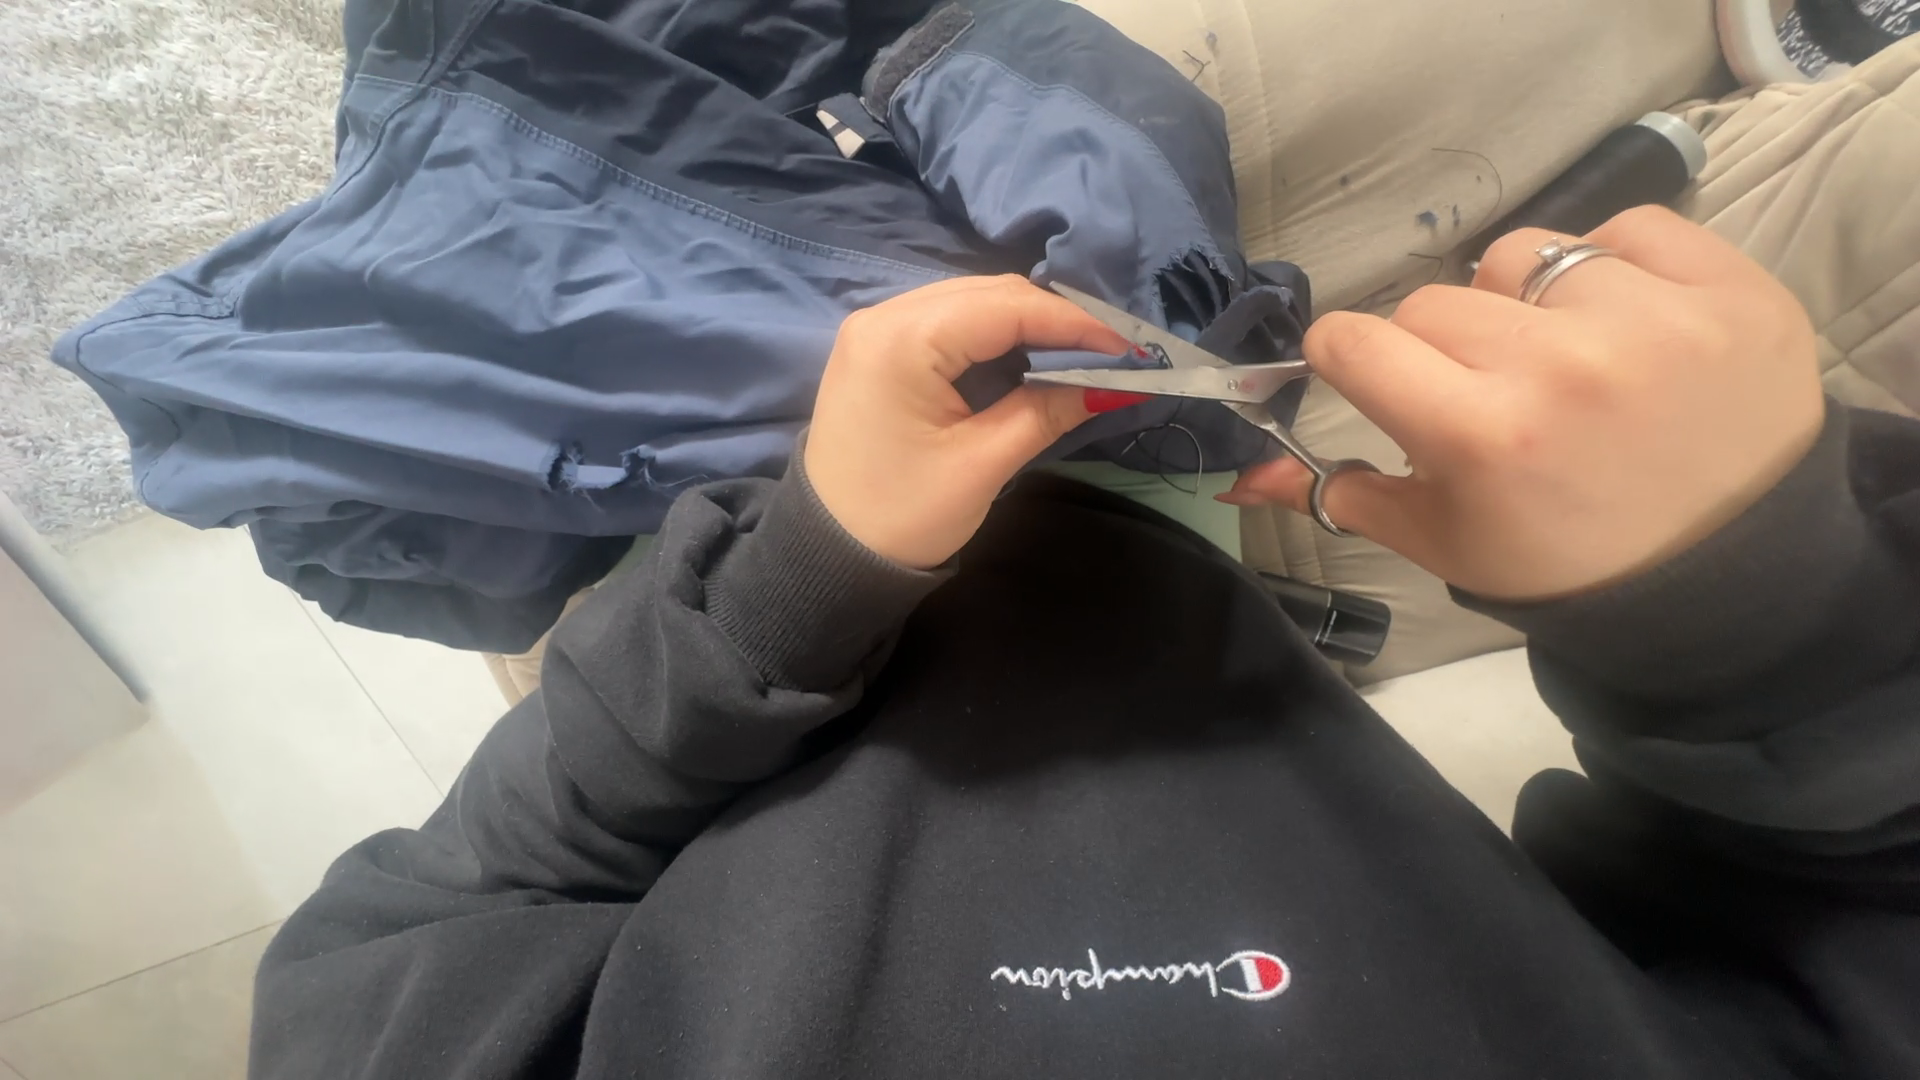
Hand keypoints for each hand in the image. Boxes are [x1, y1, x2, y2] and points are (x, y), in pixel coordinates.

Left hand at [805, 276, 1132, 568]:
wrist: (828, 555)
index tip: (1128, 349)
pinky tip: (1026, 361)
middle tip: (1108, 354)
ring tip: (1077, 358)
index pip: (1005, 307)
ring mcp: (876, 331)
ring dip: (1025, 327)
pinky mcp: (878, 353)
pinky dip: (992, 340)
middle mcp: (883, 316)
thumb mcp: (980, 465)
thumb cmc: (901, 517)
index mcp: (901, 339)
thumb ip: (1046, 412)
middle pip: (987, 295)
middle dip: (1053, 320)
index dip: (1073, 323)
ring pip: (969, 306)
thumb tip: (1113, 383)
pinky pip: (947, 327)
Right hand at [1220, 206, 1825, 601]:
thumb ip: (1326, 493)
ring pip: (1516, 256)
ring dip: (1509, 303)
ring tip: (1546, 356)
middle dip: (1426, 347)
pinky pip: (1621, 230)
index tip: (1364, 378)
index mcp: (1474, 432)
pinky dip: (1599, 267)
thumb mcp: (1425, 535)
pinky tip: (1611, 323)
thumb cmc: (1545, 558)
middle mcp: (1556, 365)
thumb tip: (1236, 482)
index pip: (1352, 341)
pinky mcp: (1732, 290)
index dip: (1340, 356)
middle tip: (1465, 392)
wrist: (1718, 570)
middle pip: (1425, 304)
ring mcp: (1652, 320)